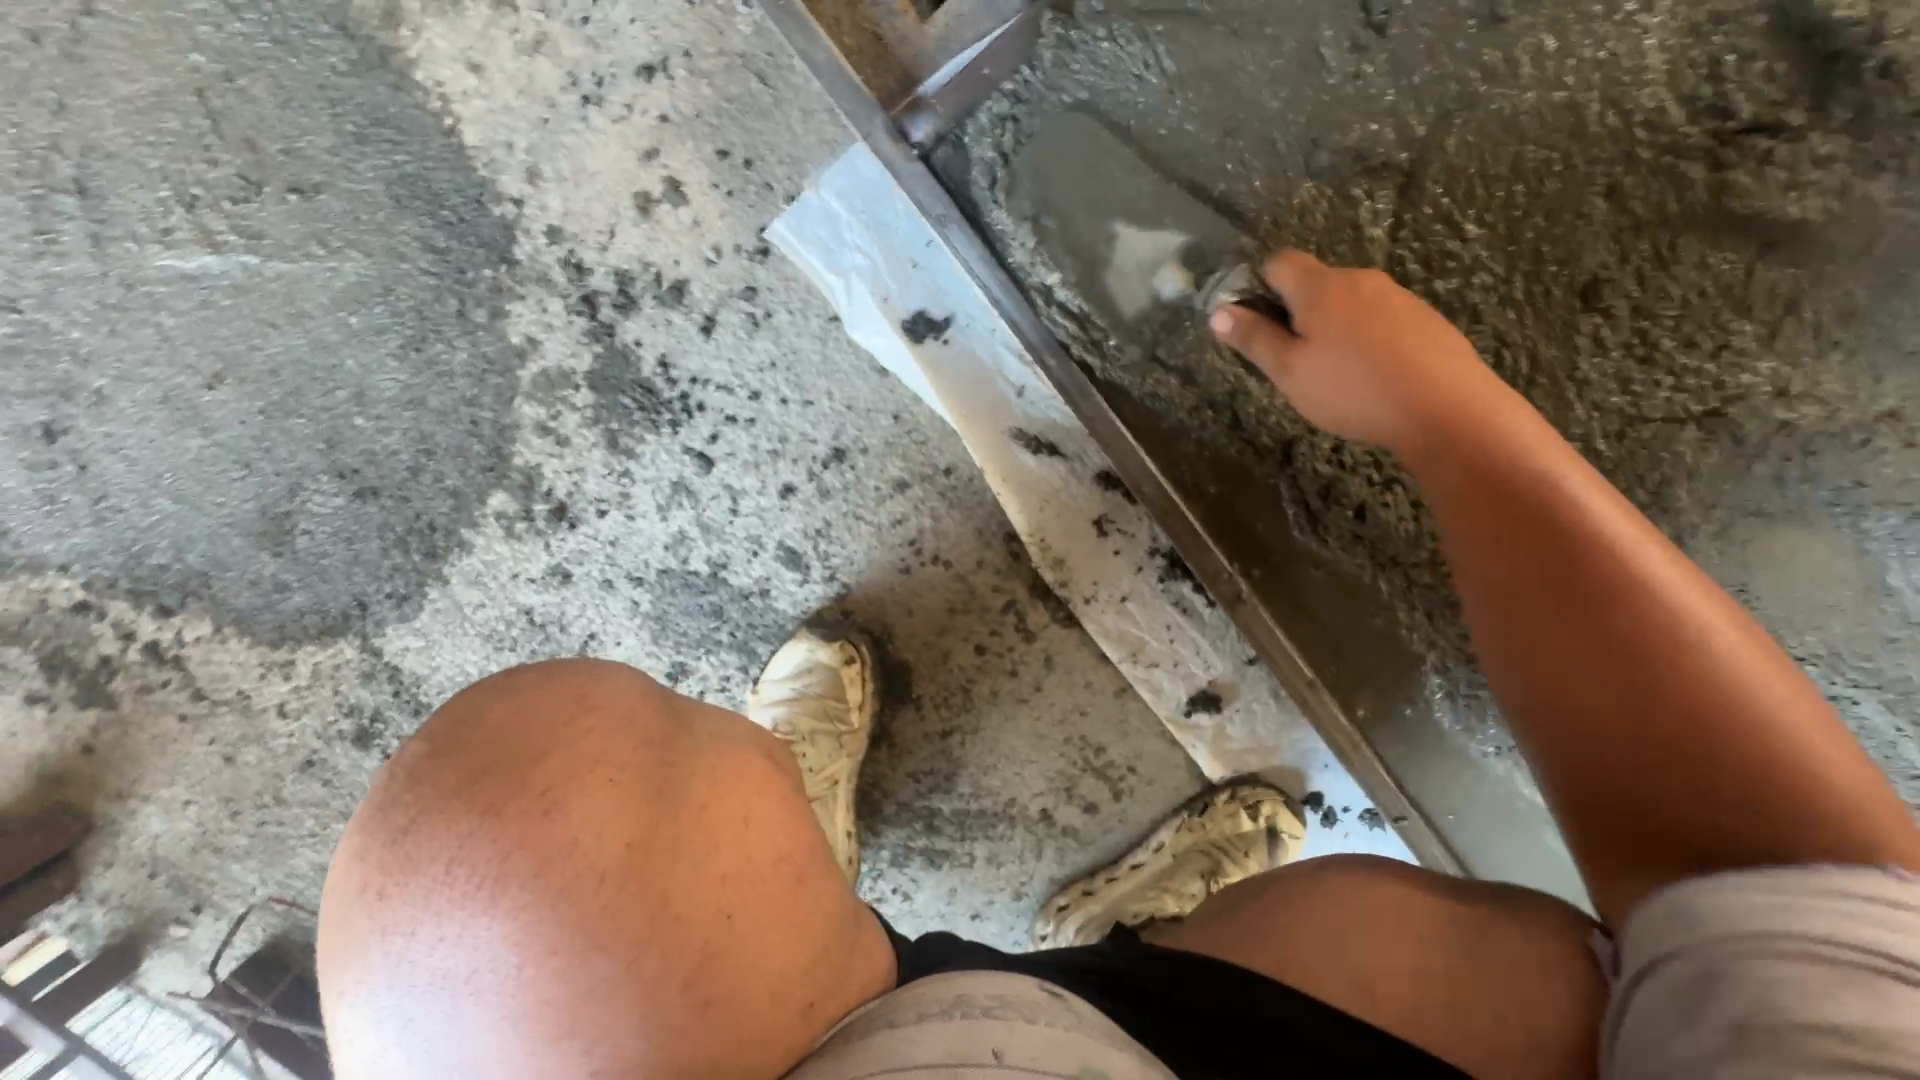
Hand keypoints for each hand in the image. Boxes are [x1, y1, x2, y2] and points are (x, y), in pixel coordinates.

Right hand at [1210, 250, 1494, 453]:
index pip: (1279, 262)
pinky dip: (1367, 341)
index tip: (1257, 324)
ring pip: (1350, 304)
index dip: (1260, 286)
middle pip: (1316, 284)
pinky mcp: (1425, 320)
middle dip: (1298, 313)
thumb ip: (1254, 338)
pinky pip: (1381, 321)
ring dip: (1334, 328)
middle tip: (1293, 361)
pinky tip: (1372, 378)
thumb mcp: (1289, 371)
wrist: (1445, 408)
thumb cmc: (1352, 389)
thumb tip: (1218, 311)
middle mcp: (1360, 279)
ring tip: (1336, 376)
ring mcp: (1398, 297)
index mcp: (1320, 286)